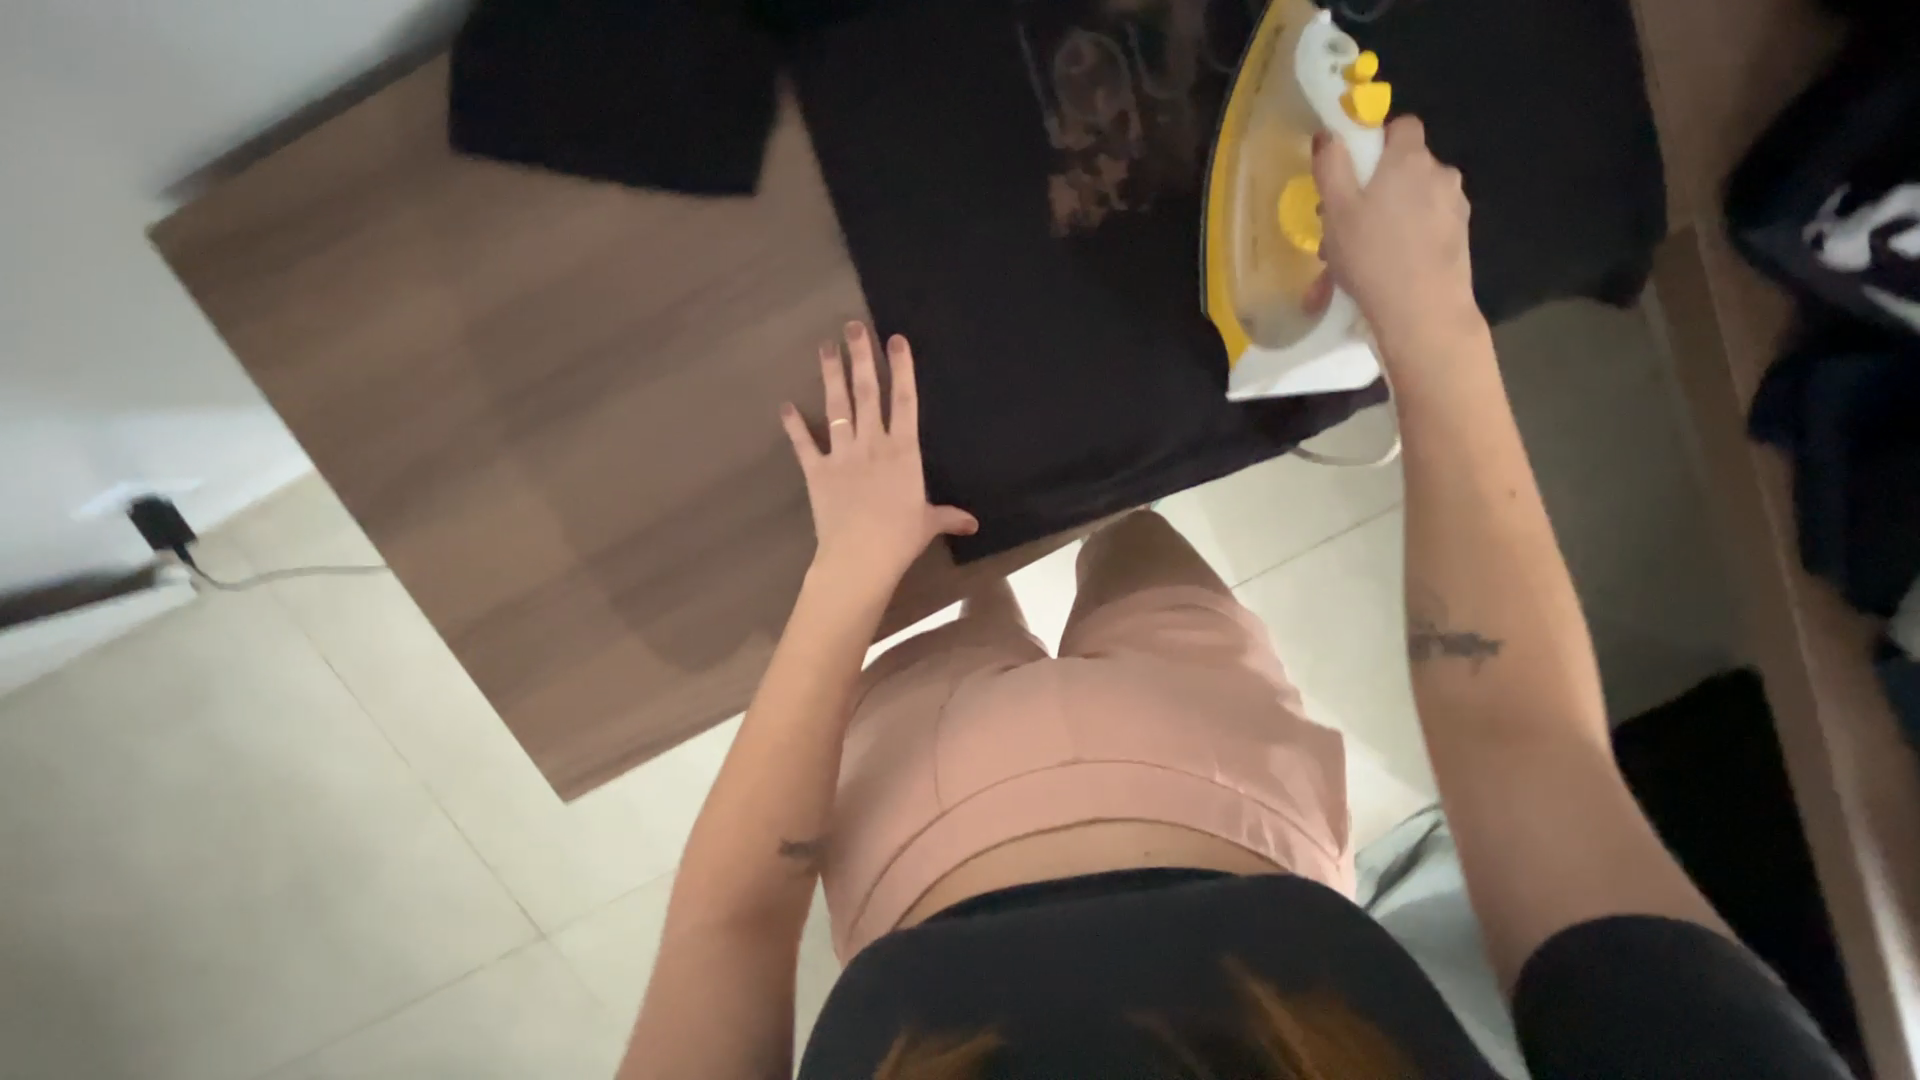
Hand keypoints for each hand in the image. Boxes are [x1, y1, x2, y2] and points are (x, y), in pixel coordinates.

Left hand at [780, 322, 977, 587]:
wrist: (860, 556)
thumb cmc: (900, 538)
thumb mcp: (928, 523)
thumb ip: (948, 516)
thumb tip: (973, 523)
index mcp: (904, 451)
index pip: (905, 401)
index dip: (901, 368)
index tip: (895, 339)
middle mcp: (872, 443)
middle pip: (867, 392)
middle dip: (861, 357)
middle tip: (852, 326)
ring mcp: (842, 454)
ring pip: (836, 407)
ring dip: (830, 375)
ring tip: (826, 348)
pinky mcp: (817, 471)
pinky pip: (804, 443)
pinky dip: (793, 425)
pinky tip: (785, 406)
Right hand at [1313, 116, 1480, 358]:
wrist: (1422, 310)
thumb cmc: (1372, 255)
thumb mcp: (1337, 210)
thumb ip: (1331, 166)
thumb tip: (1330, 133)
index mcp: (1408, 160)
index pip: (1400, 126)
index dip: (1375, 142)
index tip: (1351, 171)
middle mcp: (1439, 174)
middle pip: (1402, 171)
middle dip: (1371, 193)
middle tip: (1339, 230)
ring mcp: (1454, 207)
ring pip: (1410, 205)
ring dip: (1382, 224)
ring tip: (1351, 263)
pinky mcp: (1458, 239)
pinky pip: (1421, 233)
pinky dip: (1400, 246)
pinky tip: (1377, 276)